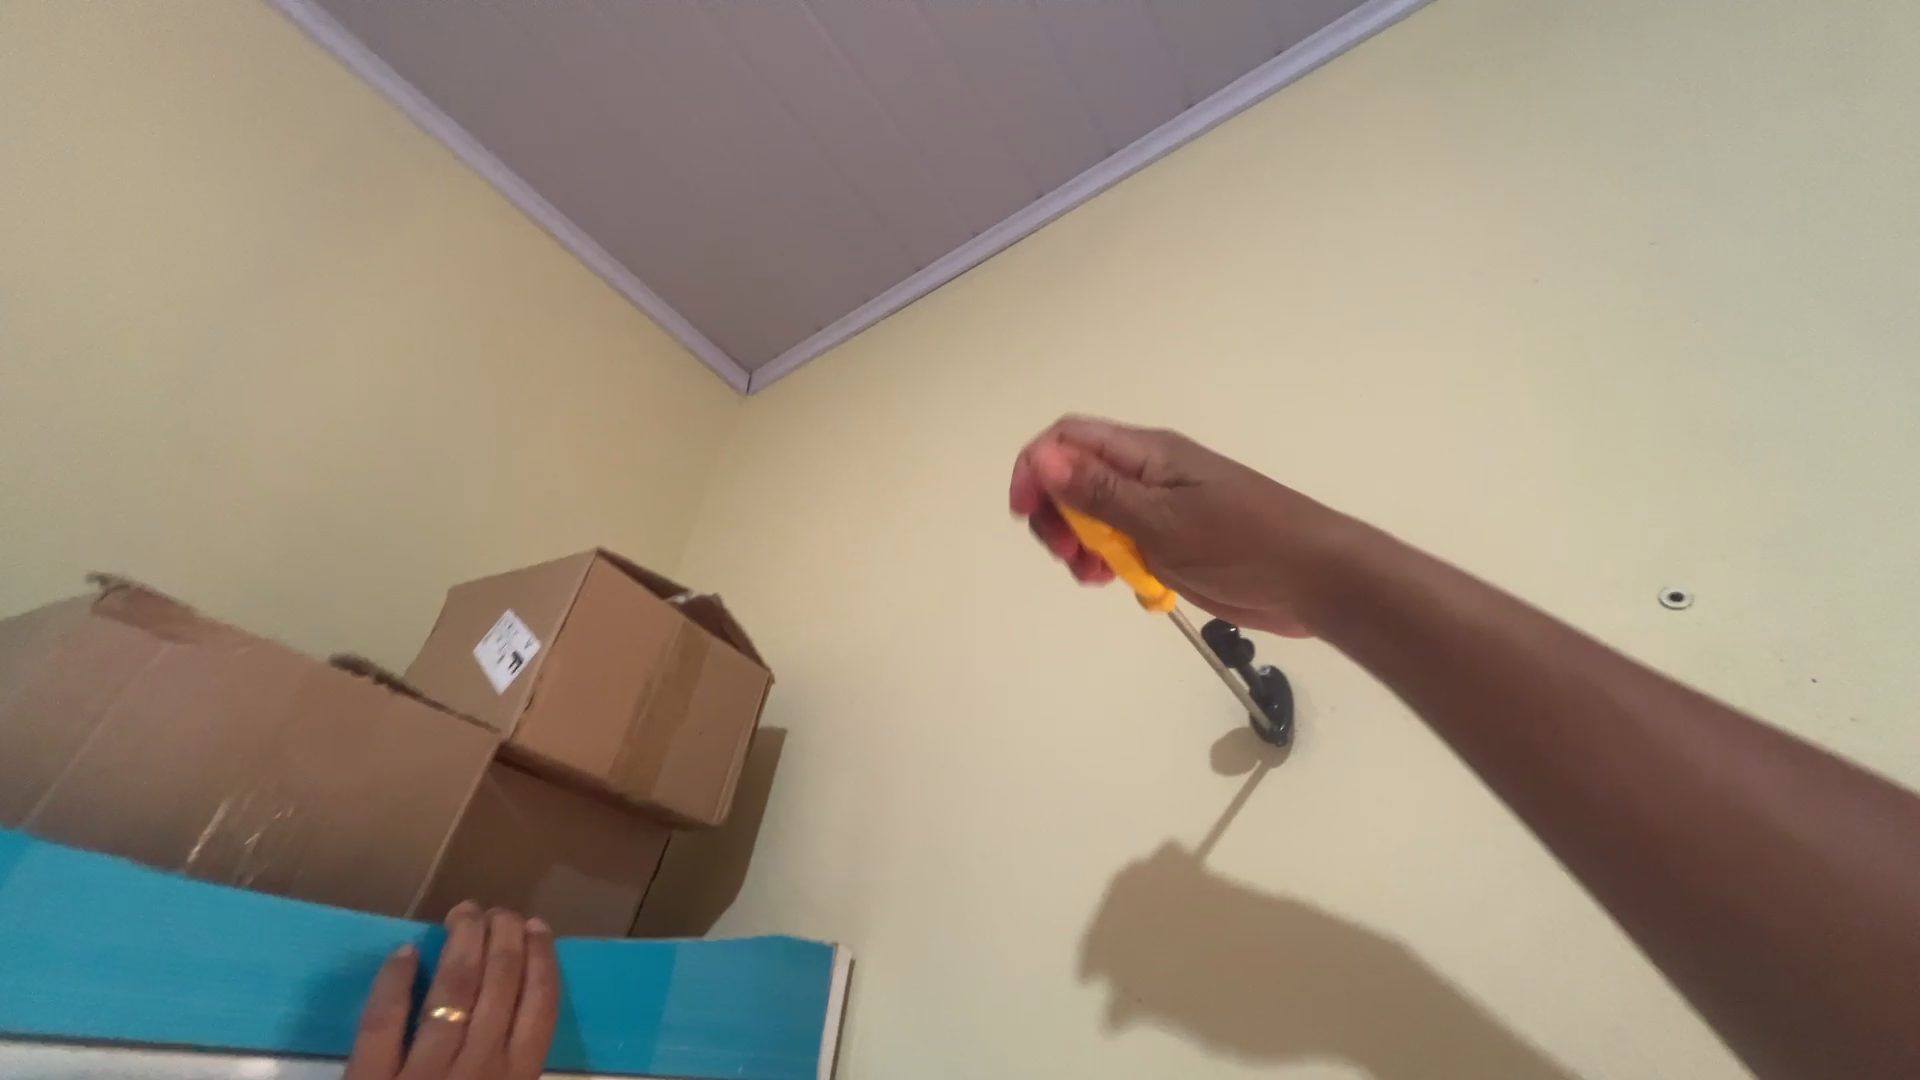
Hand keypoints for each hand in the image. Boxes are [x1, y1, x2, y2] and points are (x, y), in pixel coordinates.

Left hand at [344, 902, 559, 1079]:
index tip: (537, 925)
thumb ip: (517, 1077)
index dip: (542, 960)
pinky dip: (394, 985)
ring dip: (461, 946)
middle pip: (499, 989)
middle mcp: (478, 1073)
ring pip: (452, 995)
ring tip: (464, 913)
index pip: (540, 1008)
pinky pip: (382, 1027)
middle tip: (499, 909)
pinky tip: (405, 953)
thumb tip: (529, 1021)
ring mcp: (422, 1079)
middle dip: (502, 940)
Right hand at [1010, 417, 1344, 637]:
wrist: (1313, 579)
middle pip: (1073, 476)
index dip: (1036, 468)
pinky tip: (1110, 580)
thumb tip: (1041, 456)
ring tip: (1091, 574)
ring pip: (1090, 512)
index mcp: (1146, 454)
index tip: (1026, 513)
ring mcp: (1156, 506)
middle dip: (1055, 513)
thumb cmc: (1242, 543)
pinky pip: (1116, 540)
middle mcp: (1145, 473)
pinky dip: (1102, 559)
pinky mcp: (1167, 538)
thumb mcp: (1163, 520)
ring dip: (1076, 541)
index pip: (1069, 439)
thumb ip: (1099, 492)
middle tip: (1066, 554)